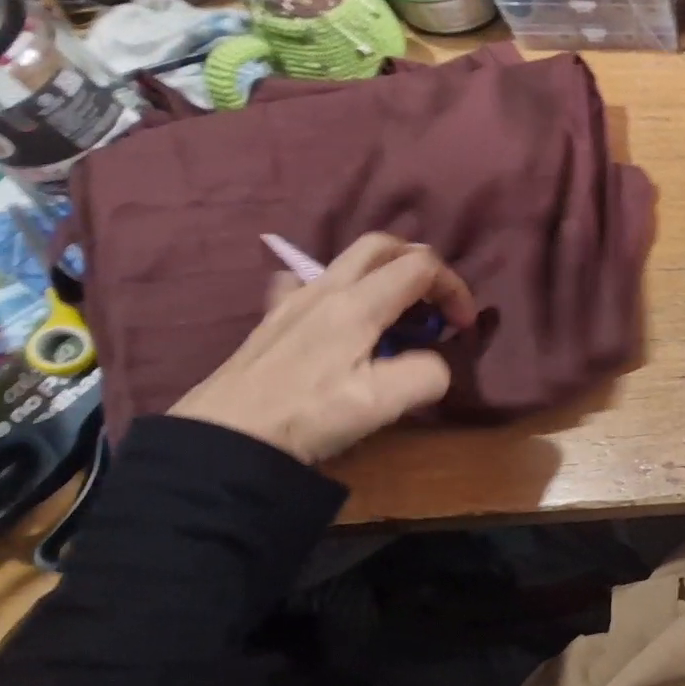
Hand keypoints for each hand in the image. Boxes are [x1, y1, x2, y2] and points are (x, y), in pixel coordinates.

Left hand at [170, 233, 477, 464]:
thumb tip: (434, 363)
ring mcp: (292, 302)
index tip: (462, 328)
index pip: (422, 266)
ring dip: (386, 275)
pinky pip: (307, 282)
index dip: (455, 289)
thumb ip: (428, 373)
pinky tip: (338, 315)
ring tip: (398, 314)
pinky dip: (338, 288)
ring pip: (348, 261)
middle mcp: (324, 290)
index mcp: (357, 304)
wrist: (223, 439)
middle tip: (437, 304)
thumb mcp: (386, 402)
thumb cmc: (308, 415)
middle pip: (382, 246)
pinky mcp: (273, 321)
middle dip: (422, 266)